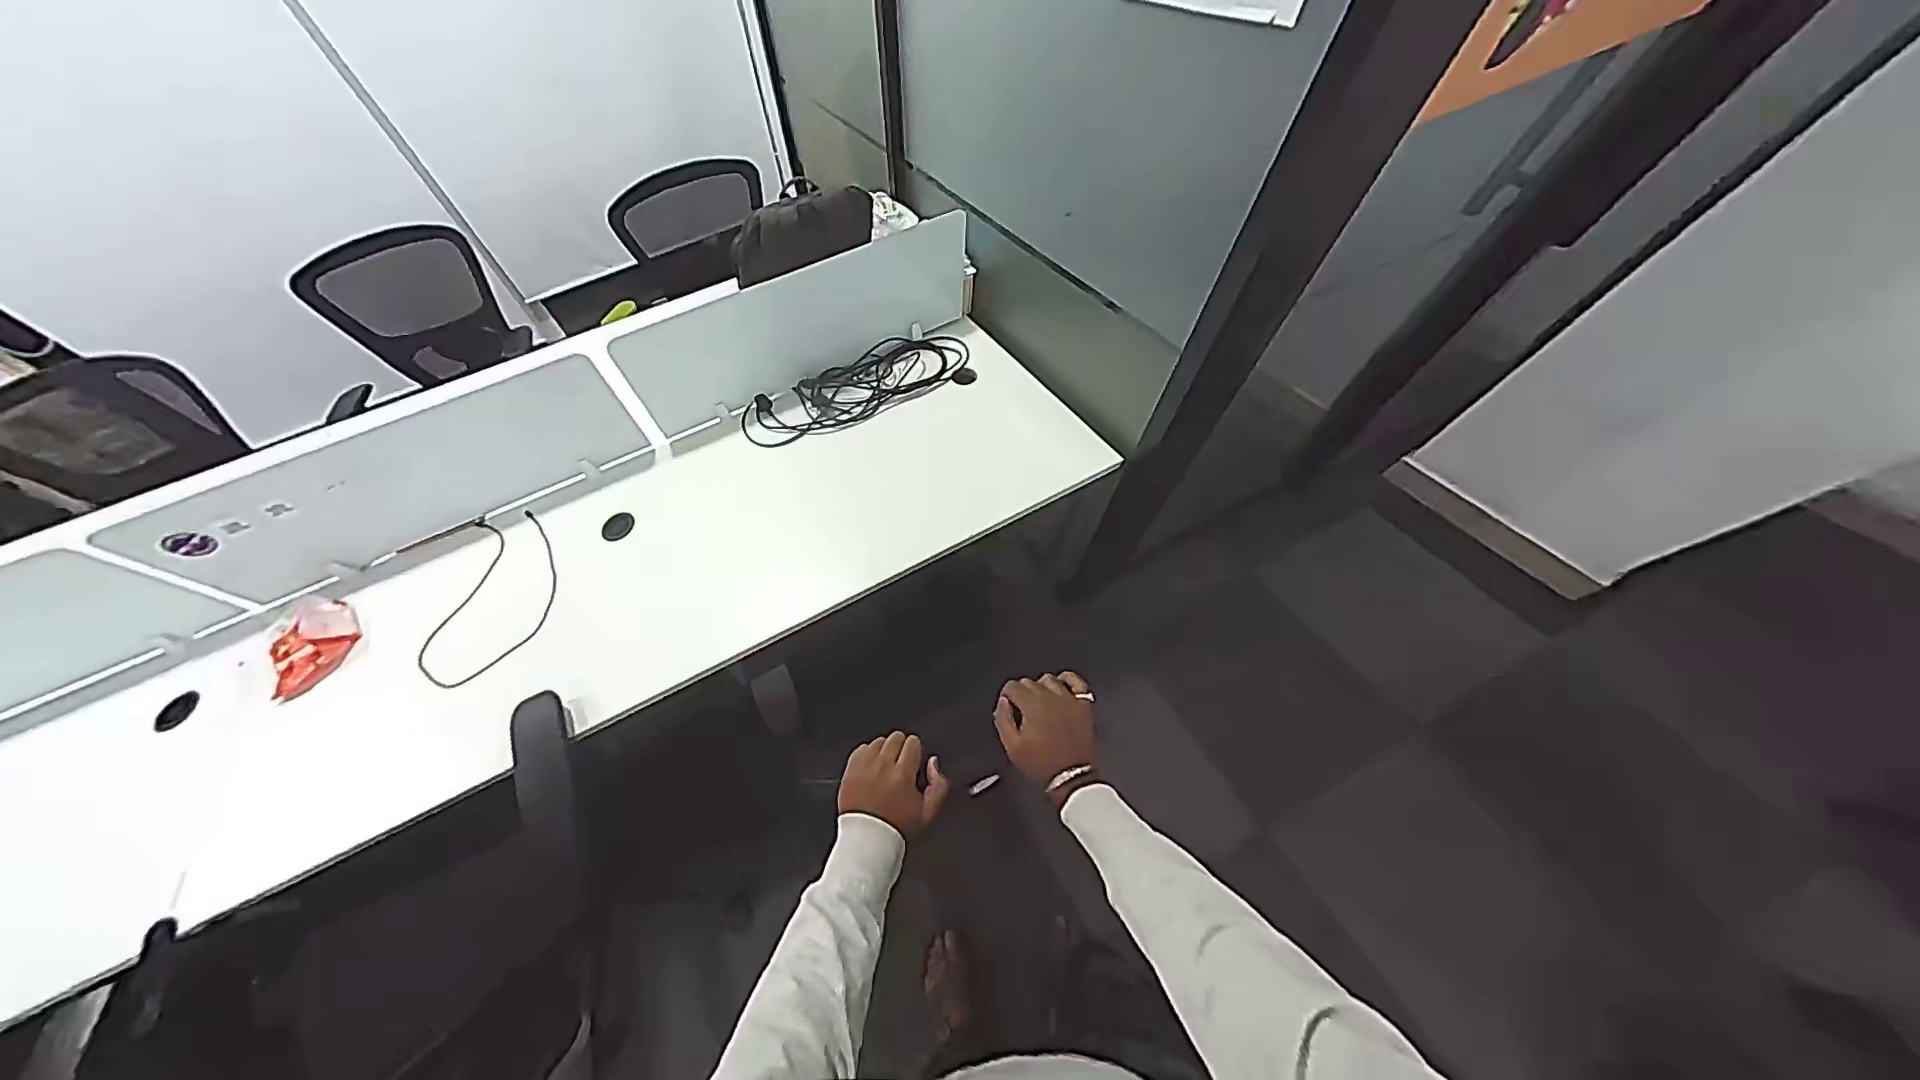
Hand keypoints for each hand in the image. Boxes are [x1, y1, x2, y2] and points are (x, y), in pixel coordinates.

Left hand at [838, 731, 950, 837]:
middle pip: (895, 737)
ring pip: (878, 742)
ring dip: (883, 750)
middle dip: (900, 748)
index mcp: (903, 775)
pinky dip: (867, 755)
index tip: (913, 761)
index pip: (912, 742)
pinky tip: (871, 769)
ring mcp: (864, 767)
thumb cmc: (896, 828)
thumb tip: (933, 763)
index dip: (915, 751)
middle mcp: (883, 767)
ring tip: (884, 768)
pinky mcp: (850, 770)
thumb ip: (939, 785)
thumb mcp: (928, 812)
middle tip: (899, 764)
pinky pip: (861, 749)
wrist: (868, 840)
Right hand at [993, 672, 1098, 806]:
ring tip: (1039, 704)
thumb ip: (1003, 719)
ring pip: (1049, 680)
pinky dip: (1067, 681)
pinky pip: (1075, 682)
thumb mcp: (1012, 746)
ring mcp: (1069, 699)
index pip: (1013, 686)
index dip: (1007, 696)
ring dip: (1041, 688)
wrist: (1072, 777)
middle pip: (1029, 682)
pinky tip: (1061, 689)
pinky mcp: (1083, 705)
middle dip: (1022, 694)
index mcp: (1032, 704)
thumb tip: (1003, 702)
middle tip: (1022, 713)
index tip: (1008, 708)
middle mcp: (1051, 696)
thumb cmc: (1041, 763)